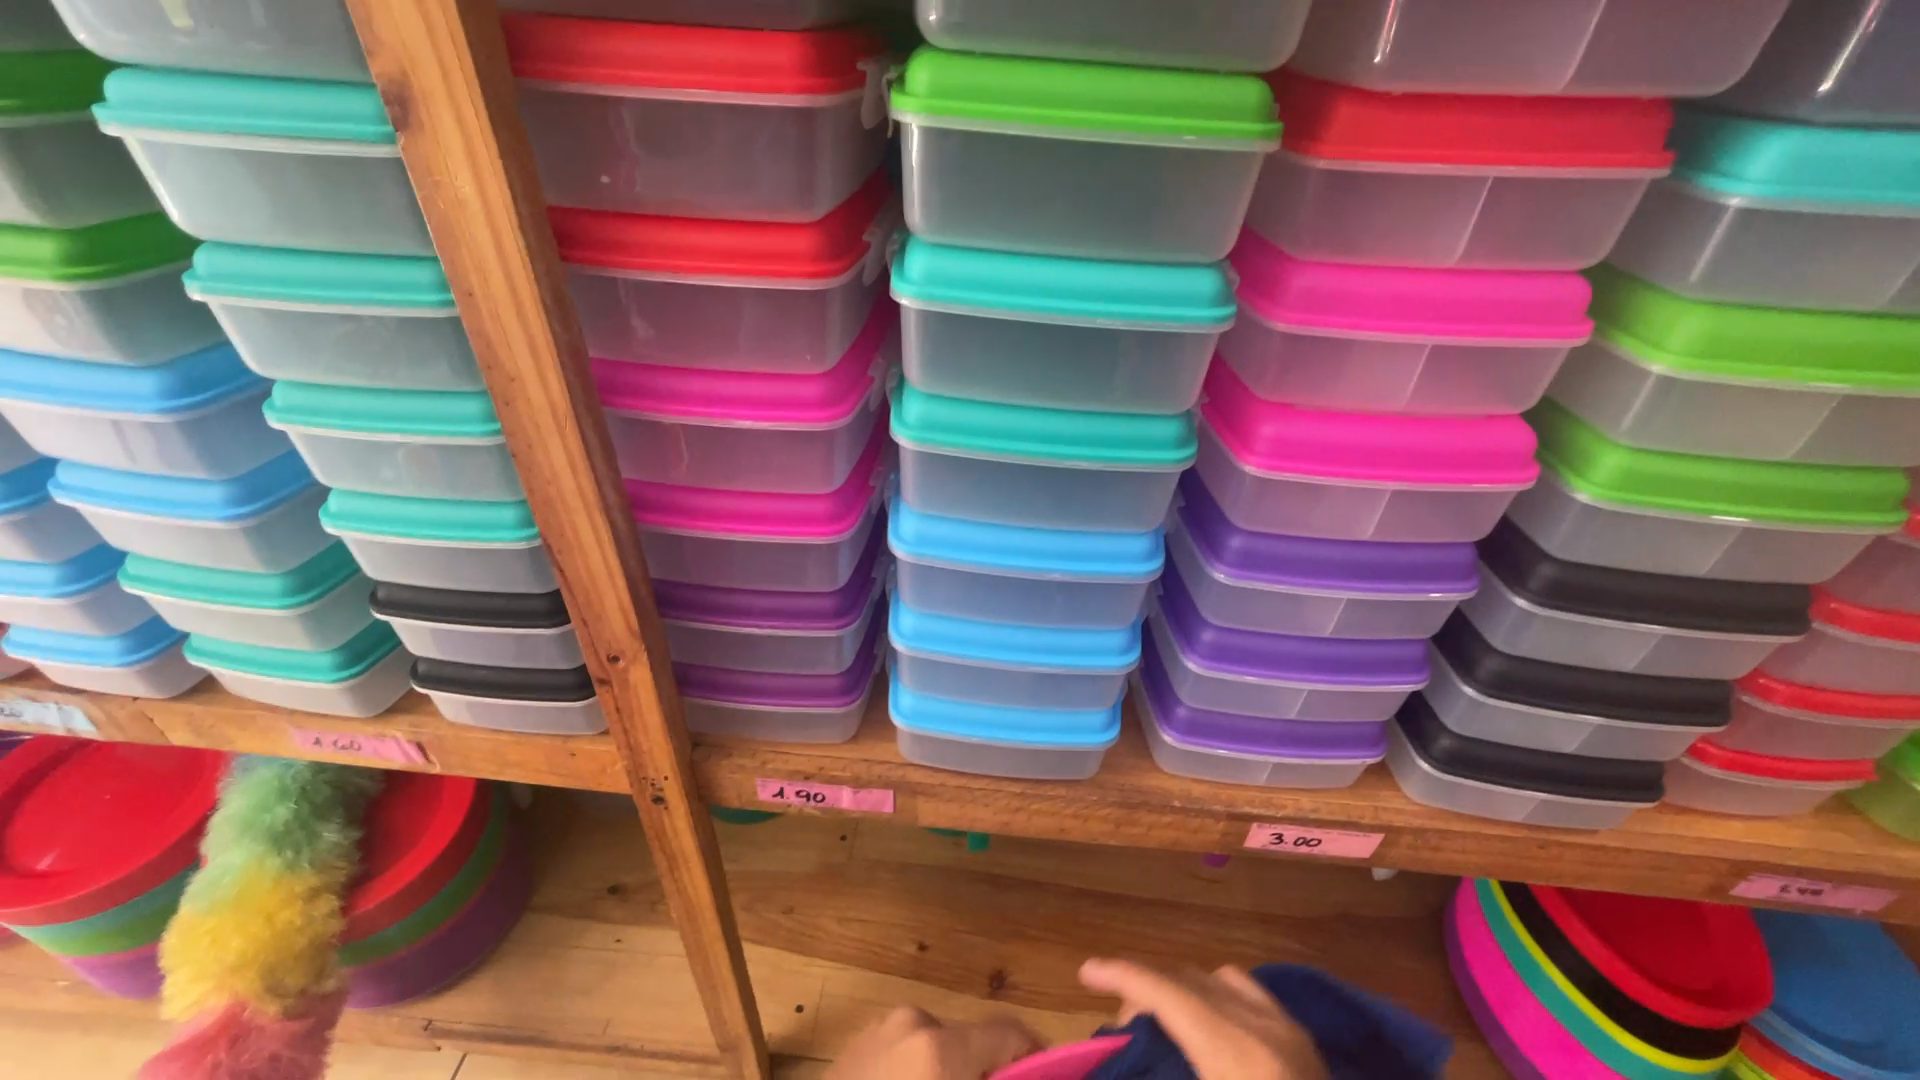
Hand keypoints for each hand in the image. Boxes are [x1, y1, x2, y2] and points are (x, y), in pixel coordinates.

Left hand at [826, 1005, 1043, 1079]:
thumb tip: (1020, 1078)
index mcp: (939, 1044)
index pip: (1010, 1032)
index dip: (1037, 1059)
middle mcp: (911, 1023)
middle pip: (972, 1044)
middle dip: (988, 1078)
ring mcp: (876, 1032)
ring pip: (937, 1052)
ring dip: (952, 1079)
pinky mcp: (853, 1051)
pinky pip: (904, 1059)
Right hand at [1079, 959, 1329, 1079]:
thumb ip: (1163, 1072)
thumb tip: (1126, 1060)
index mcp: (1234, 1052)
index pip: (1167, 991)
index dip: (1122, 975)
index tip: (1087, 972)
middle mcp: (1263, 1028)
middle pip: (1188, 979)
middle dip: (1145, 988)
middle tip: (1119, 1028)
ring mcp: (1289, 1033)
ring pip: (1219, 980)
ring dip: (1181, 989)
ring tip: (1160, 1025)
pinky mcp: (1305, 1045)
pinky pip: (1249, 995)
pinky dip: (1216, 996)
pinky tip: (1206, 1027)